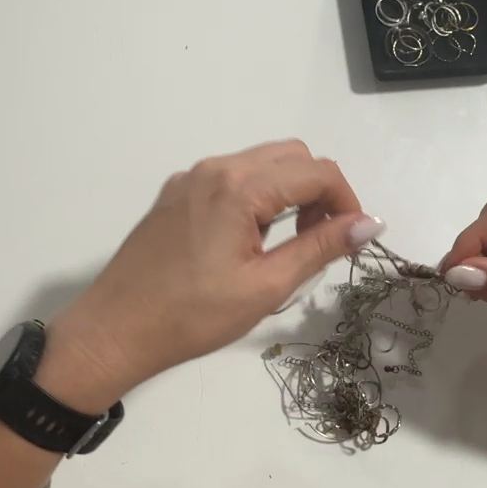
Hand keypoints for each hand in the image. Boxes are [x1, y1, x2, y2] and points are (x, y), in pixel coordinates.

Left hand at [39, 140, 382, 409]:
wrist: (116, 331)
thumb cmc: (193, 316)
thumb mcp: (266, 286)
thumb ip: (320, 247)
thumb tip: (371, 224)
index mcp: (239, 187)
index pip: (317, 171)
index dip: (347, 201)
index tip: (351, 239)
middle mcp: (214, 169)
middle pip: (290, 156)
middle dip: (320, 191)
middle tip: (320, 241)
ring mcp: (189, 179)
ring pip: (260, 164)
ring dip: (289, 193)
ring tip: (287, 245)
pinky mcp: (175, 195)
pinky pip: (230, 179)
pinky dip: (257, 197)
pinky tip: (248, 242)